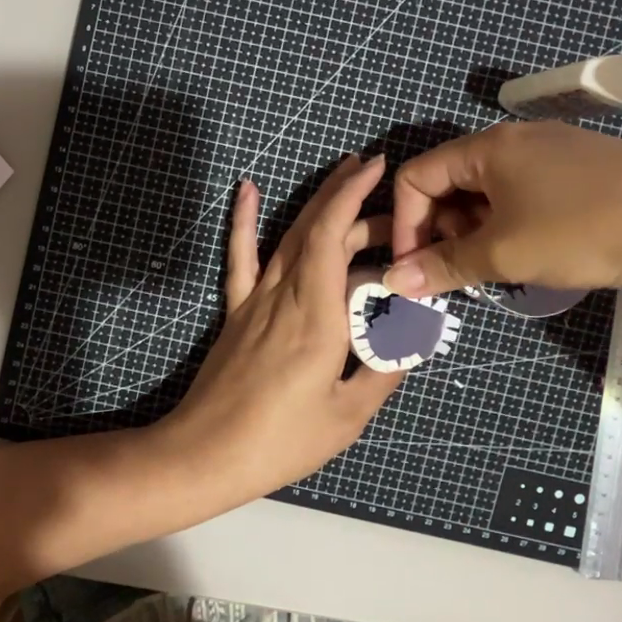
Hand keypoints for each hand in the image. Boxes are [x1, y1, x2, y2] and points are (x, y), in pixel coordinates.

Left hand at [166, 154, 405, 489]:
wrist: (206, 453)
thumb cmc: (281, 440)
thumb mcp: (348, 413)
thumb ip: (385, 368)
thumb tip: (415, 333)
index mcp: (316, 316)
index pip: (332, 236)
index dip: (354, 196)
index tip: (379, 168)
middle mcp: (283, 295)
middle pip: (315, 230)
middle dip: (352, 200)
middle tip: (392, 198)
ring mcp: (254, 300)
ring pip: (287, 237)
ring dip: (316, 203)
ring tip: (344, 175)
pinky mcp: (236, 312)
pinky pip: (240, 256)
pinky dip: (242, 219)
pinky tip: (246, 188)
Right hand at [382, 121, 621, 297]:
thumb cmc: (581, 230)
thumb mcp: (503, 254)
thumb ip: (443, 266)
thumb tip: (394, 280)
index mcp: (486, 147)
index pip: (415, 177)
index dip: (405, 224)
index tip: (416, 267)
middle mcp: (515, 140)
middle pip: (450, 182)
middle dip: (442, 229)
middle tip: (461, 269)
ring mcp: (553, 153)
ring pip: (488, 192)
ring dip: (477, 232)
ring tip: (498, 268)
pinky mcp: (583, 173)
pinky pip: (524, 196)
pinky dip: (511, 226)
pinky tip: (534, 255)